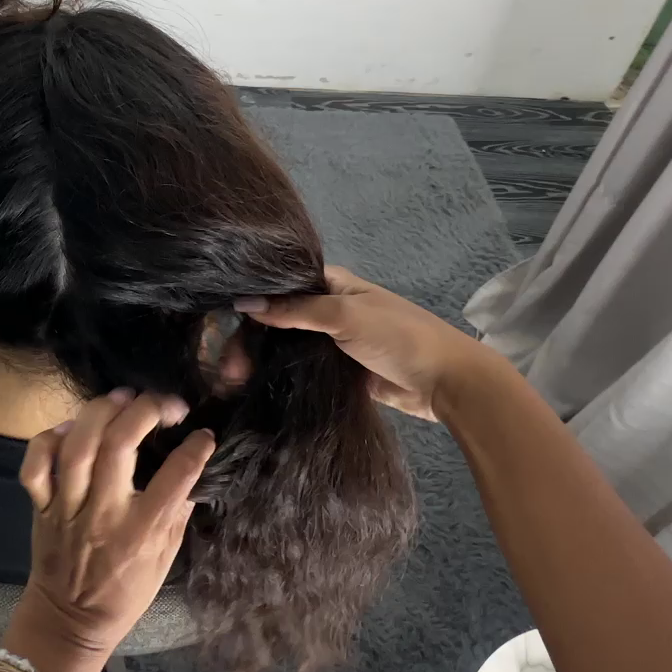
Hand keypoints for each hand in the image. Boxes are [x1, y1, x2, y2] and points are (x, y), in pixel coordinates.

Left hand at [16, 388, 215, 654]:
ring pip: (78, 446)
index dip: (195, 448)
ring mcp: (67, 508)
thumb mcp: (165, 559)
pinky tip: (70, 427)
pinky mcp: (41, 505)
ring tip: (123, 398)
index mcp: (140, 532)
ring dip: (101, 412)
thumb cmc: (125, 591)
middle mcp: (102, 514)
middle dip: (145, 411)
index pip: (175, 478)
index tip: (203, 434)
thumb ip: (177, 514)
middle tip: (162, 403)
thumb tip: (194, 469)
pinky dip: (48, 440)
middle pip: (119, 446)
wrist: (68, 622)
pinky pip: (35, 466)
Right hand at [233, 266, 512, 421]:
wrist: (448, 384)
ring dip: (261, 359)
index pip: (281, 284)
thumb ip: (296, 310)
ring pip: (287, 345)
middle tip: (227, 366)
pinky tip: (255, 387)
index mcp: (332, 284)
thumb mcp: (345, 315)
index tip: (222, 321)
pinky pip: (302, 369)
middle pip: (278, 317)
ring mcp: (333, 341)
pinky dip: (280, 375)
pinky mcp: (338, 371)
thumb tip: (245, 303)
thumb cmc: (399, 337)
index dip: (253, 298)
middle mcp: (329, 308)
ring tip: (233, 380)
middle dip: (250, 338)